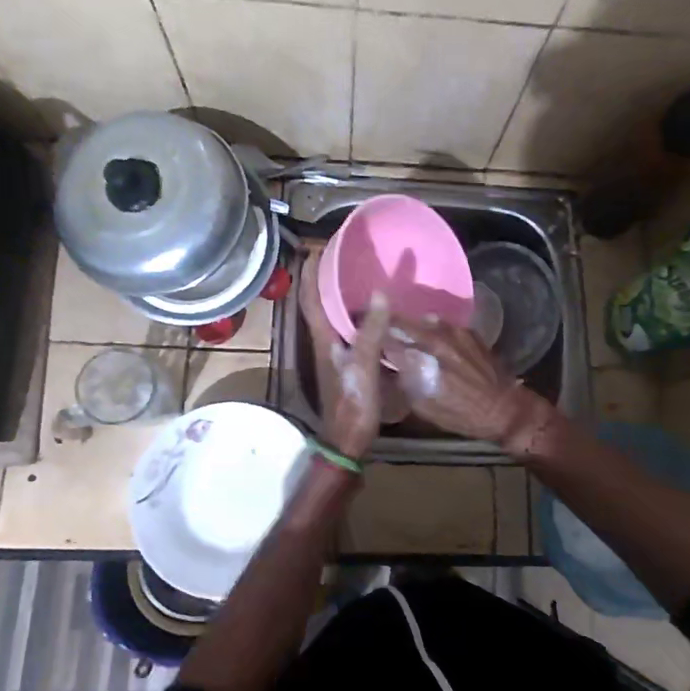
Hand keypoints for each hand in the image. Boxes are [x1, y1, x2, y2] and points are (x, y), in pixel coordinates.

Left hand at [299, 251, 390, 458]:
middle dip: (328, 279)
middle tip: (347, 256)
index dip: (312, 273)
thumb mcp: (363, 366)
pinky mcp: (347, 365)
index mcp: (323, 340)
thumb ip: (370, 331)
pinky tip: (377, 315)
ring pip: (334, 318)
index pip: (310, 299)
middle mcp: (324, 343)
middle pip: (320, 304)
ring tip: (361, 277)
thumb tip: (379, 293)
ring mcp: (335, 355)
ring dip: (342, 297)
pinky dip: (358, 317)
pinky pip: (349, 331)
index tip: (318, 248)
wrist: (347, 442)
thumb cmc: (352, 405)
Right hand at [383, 318, 557, 455]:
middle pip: (403, 323)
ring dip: (410, 326)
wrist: (505, 410)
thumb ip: (403, 382)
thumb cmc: (461, 415)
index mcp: (421, 357)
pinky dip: (432, 330)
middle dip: (387, 325)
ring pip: (423, 321)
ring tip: (401, 333)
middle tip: (374, 327)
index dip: (371, 336)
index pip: (386, 338)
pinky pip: (443, 325)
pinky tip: (430, 339)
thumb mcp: (423, 406)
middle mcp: (436, 339)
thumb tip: (388, 367)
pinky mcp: (470, 334)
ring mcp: (455, 332)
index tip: (359, 334)